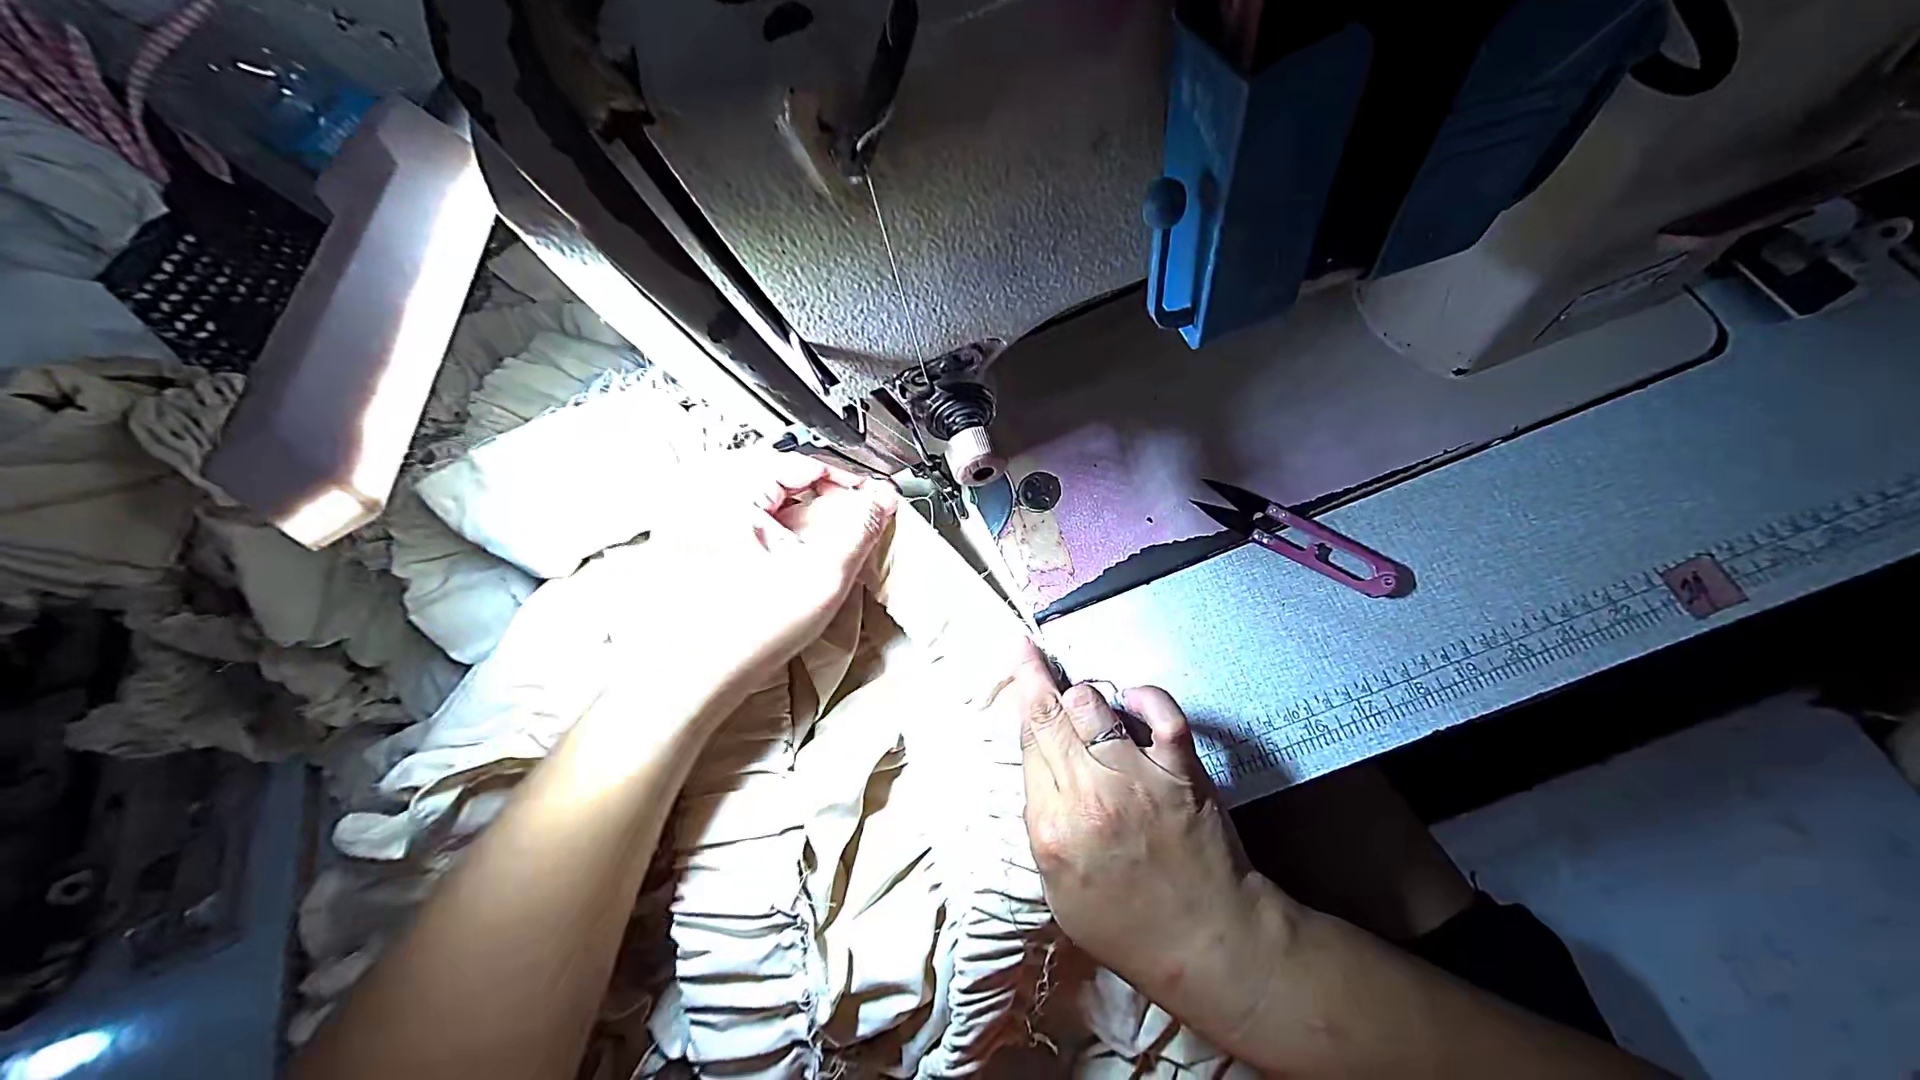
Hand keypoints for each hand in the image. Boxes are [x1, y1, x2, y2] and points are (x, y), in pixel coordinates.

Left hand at [582, 449, 895, 718]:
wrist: (684, 685)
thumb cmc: (738, 636)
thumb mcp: (820, 577)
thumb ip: (859, 530)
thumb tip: (880, 500)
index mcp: (726, 489)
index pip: (806, 462)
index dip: (849, 484)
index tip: (873, 504)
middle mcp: (700, 496)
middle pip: (785, 481)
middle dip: (825, 505)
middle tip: (850, 534)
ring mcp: (689, 521)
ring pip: (765, 504)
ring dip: (799, 523)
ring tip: (815, 557)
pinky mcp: (687, 546)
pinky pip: (742, 525)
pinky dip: (772, 538)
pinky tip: (783, 570)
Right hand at [1014, 644, 1276, 1008]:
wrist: (1208, 946)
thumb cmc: (1126, 925)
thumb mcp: (1058, 887)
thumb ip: (1040, 820)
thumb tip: (1038, 763)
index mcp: (1051, 827)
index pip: (1028, 740)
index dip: (1020, 699)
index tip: (1017, 665)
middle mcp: (1088, 793)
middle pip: (1050, 712)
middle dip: (1035, 676)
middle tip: (1031, 655)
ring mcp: (1137, 777)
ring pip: (1093, 702)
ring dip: (1084, 696)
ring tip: (1087, 705)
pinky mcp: (1181, 769)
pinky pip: (1160, 710)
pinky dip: (1144, 695)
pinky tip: (1133, 699)